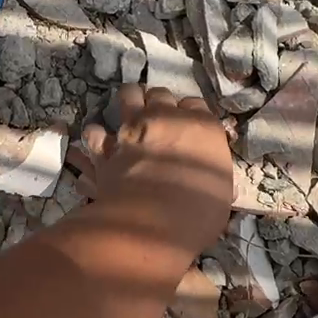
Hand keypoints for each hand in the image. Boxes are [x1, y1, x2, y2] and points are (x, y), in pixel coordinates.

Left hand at [82, 86, 232, 254]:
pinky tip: (100, 143)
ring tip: (130, 113)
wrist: (154, 223)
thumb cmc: (199, 214)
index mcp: (201, 126)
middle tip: (159, 119)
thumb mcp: (221, 190)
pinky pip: (96, 131)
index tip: (189, 128)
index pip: (196, 105)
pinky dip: (97, 136)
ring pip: (129, 95)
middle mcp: (166, 117)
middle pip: (161, 94)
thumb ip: (212, 169)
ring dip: (129, 101)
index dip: (191, 115)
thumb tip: (210, 173)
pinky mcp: (107, 147)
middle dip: (159, 103)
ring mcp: (133, 128)